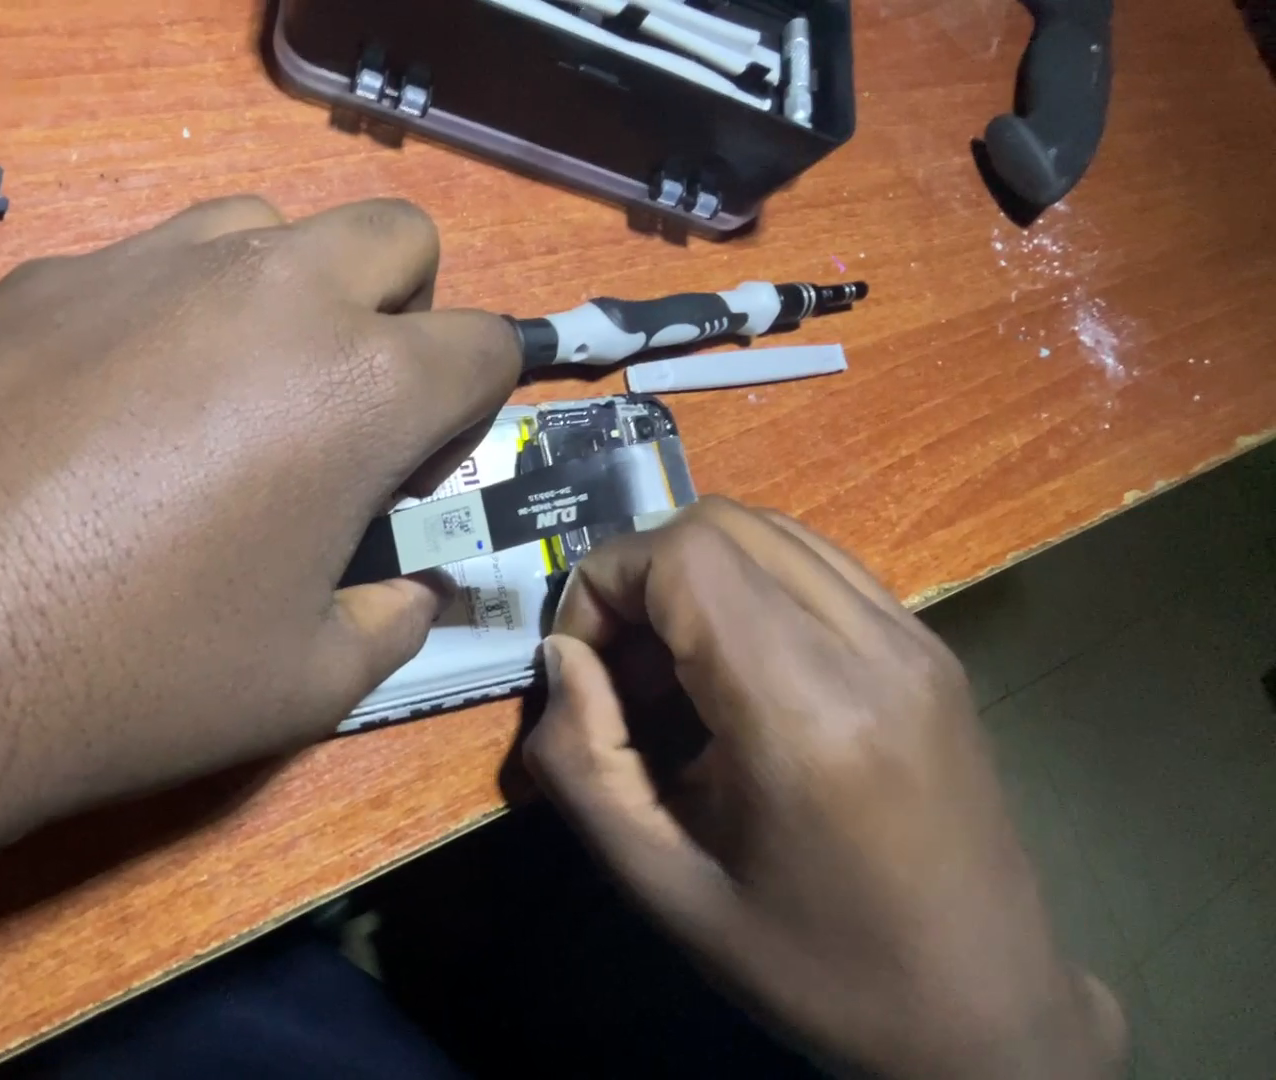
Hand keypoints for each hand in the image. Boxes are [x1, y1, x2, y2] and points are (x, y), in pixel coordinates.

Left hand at [0, 194, 517, 829]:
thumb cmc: (128, 674)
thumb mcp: (301, 687)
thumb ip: (388, 626)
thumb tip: (407, 591)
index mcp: (360, 383)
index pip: (484, 345)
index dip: (473, 406)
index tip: (419, 467)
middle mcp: (270, 290)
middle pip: (395, 239)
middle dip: (402, 313)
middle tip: (341, 415)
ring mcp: (146, 265)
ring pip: (270, 228)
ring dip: (289, 297)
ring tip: (226, 405)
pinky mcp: (40, 276)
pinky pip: (150, 262)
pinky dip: (174, 313)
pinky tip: (106, 411)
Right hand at [523, 499, 1127, 1078]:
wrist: (986, 1020)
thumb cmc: (810, 966)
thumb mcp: (657, 882)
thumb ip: (579, 760)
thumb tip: (564, 658)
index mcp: (805, 713)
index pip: (683, 557)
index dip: (604, 585)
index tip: (584, 663)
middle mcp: (871, 650)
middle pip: (717, 523)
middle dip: (636, 575)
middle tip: (620, 666)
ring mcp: (913, 639)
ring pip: (763, 528)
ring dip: (686, 575)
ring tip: (670, 666)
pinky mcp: (927, 647)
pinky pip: (807, 561)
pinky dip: (739, 583)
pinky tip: (727, 665)